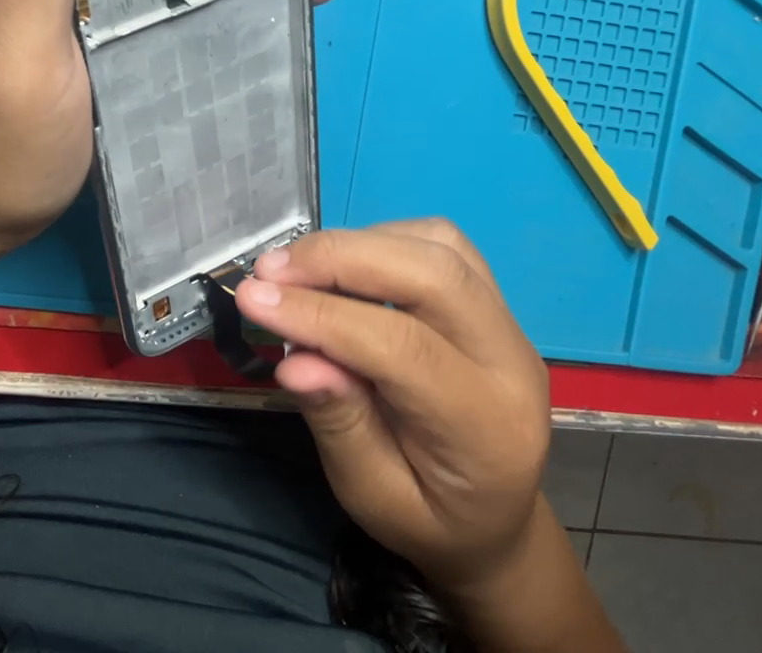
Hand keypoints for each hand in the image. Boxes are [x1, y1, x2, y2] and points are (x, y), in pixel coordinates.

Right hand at [235, 220, 551, 591]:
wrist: (493, 521)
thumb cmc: (426, 516)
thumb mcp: (372, 495)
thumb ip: (339, 425)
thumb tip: (294, 362)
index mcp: (485, 428)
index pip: (402, 348)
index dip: (320, 315)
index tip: (251, 299)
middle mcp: (510, 363)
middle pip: (434, 275)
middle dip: (339, 258)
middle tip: (267, 270)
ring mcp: (508, 324)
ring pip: (440, 246)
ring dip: (358, 244)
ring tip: (294, 268)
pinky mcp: (493, 303)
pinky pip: (441, 244)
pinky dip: (381, 240)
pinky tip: (338, 268)